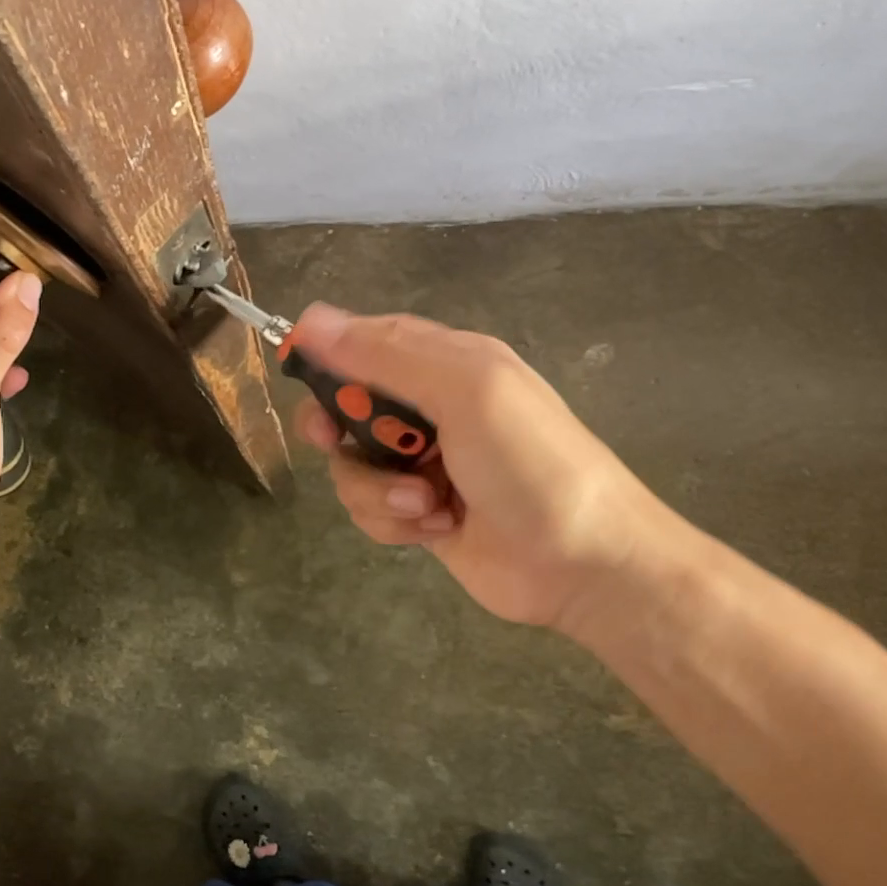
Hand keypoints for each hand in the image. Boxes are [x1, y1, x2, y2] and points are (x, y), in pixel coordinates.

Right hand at [289, 305, 687, 628]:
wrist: (586, 566)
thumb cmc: (530, 464)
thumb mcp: (465, 391)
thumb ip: (386, 355)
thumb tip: (310, 319)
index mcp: (448, 364)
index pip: (369, 340)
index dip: (329, 356)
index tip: (300, 376)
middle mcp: (431, 409)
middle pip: (346, 404)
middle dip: (336, 427)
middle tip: (333, 441)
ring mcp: (423, 464)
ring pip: (351, 464)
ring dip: (375, 488)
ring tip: (425, 505)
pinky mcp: (417, 513)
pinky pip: (368, 507)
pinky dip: (391, 520)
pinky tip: (432, 528)